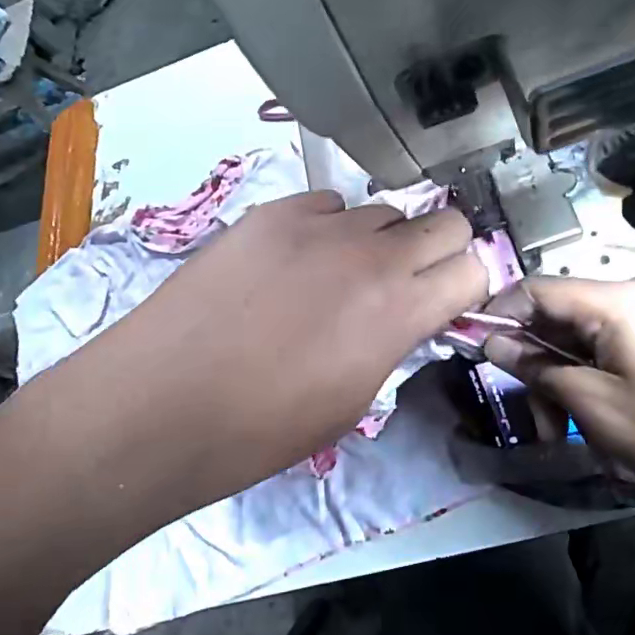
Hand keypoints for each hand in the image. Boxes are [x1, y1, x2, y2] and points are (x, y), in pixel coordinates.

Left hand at [37, 191, 489, 503]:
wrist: (157, 406)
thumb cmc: (262, 429)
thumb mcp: (355, 399)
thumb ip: (396, 342)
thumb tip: (409, 314)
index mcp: (400, 311)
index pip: (476, 268)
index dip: (470, 285)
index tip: (451, 300)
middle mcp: (372, 255)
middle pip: (447, 221)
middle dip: (442, 250)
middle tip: (413, 280)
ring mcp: (319, 225)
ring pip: (385, 210)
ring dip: (382, 240)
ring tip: (344, 273)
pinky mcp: (272, 211)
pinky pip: (328, 205)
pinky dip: (330, 228)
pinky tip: (298, 261)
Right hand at [483, 277, 634, 513]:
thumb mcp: (599, 407)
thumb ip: (539, 369)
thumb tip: (493, 341)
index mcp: (616, 298)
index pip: (534, 288)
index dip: (498, 316)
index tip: (478, 357)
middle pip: (563, 315)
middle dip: (541, 367)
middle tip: (545, 428)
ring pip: (591, 335)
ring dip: (572, 380)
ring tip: (581, 435)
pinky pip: (622, 343)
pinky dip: (602, 376)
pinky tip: (613, 419)